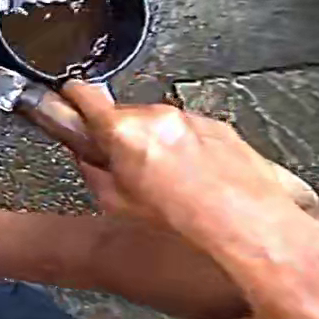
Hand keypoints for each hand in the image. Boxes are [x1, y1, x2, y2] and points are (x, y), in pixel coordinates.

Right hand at [62, 81, 306, 251]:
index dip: (73, 96)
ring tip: (168, 177)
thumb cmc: (183, 218)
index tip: (70, 99)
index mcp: (122, 130)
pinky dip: (186, 147)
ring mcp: (190, 119)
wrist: (248, 224)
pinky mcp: (219, 126)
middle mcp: (156, 116)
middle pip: (124, 114)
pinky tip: (194, 176)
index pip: (83, 94)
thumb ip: (93, 171)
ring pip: (158, 123)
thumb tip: (88, 159)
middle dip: (122, 134)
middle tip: (128, 164)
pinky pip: (189, 131)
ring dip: (156, 141)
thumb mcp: (114, 202)